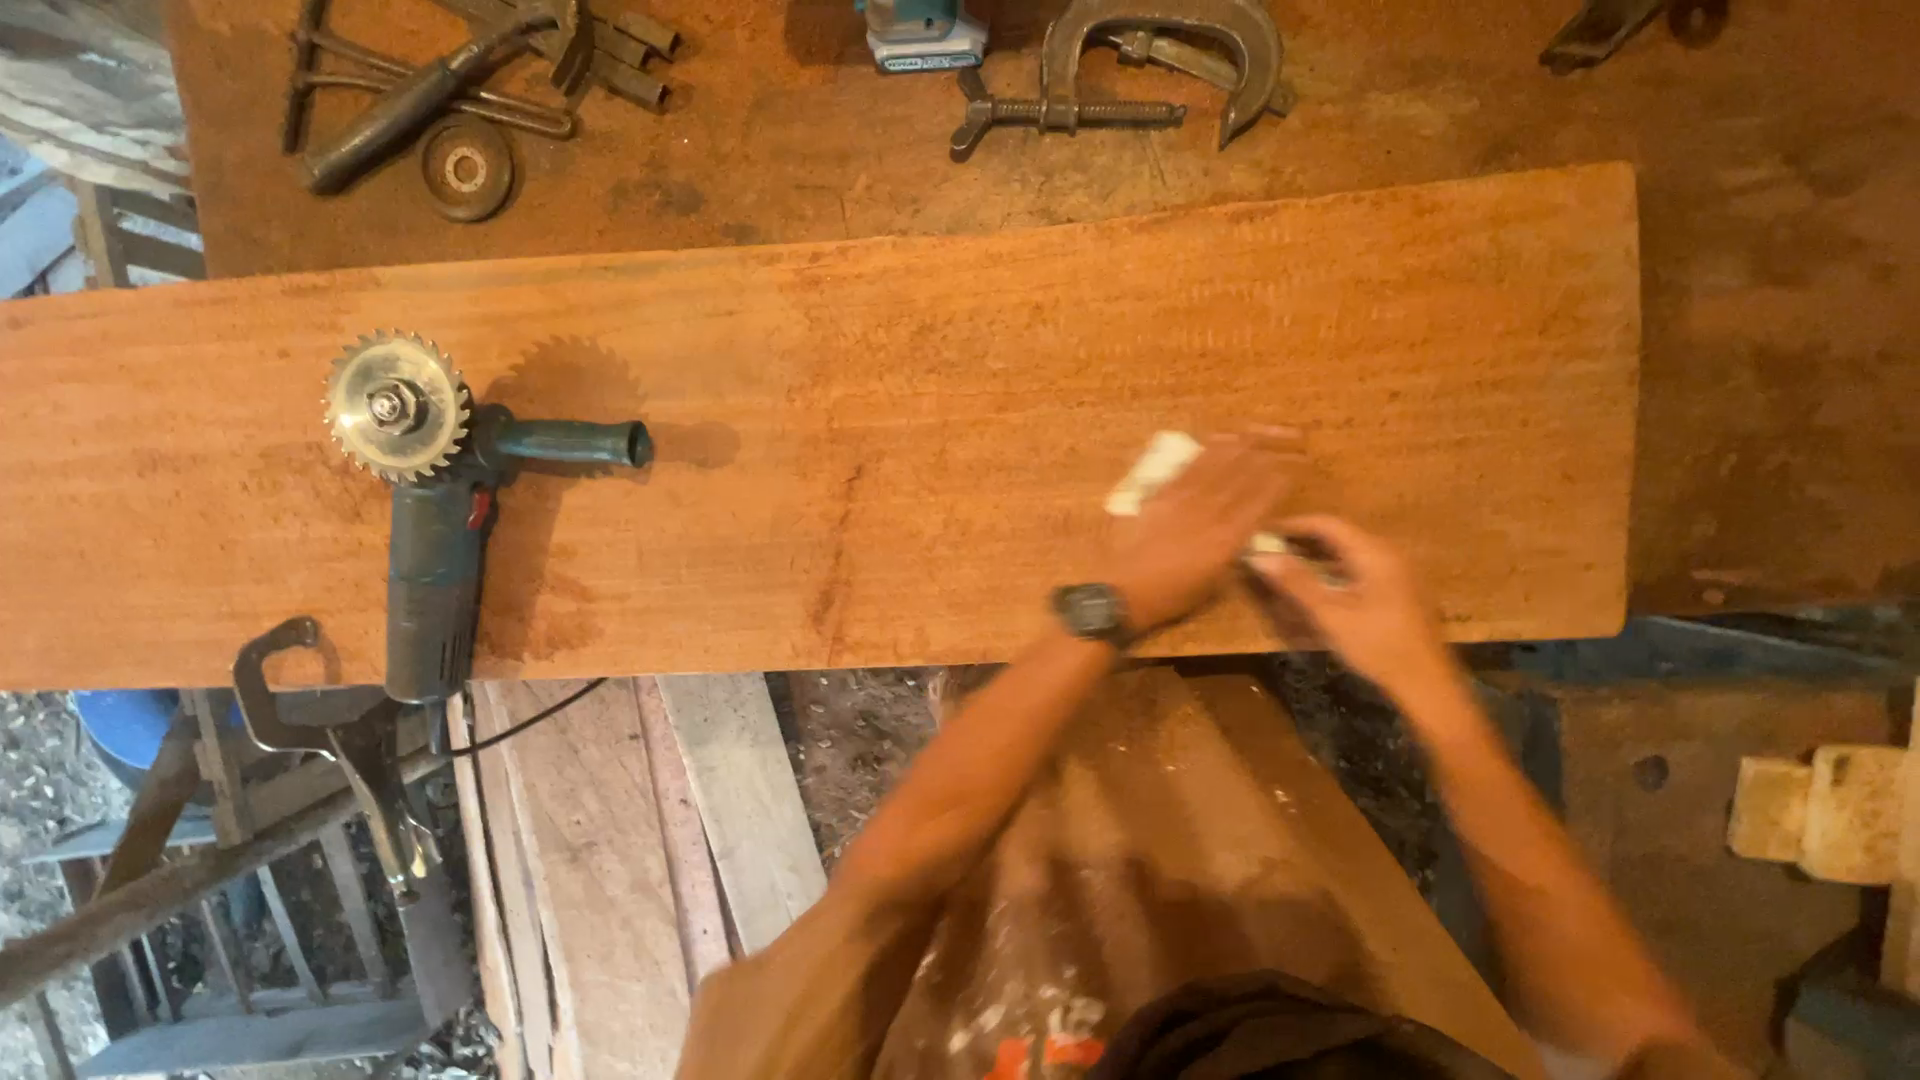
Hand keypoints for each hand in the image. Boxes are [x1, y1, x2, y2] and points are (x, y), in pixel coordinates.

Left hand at [1106, 428, 1303, 631]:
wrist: (1121, 592)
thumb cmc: (1168, 597)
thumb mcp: (1212, 585)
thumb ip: (1232, 556)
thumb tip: (1246, 535)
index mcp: (1227, 540)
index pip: (1261, 500)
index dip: (1282, 479)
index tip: (1299, 462)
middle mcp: (1209, 514)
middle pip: (1245, 475)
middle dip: (1271, 453)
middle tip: (1292, 436)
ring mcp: (1183, 500)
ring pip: (1219, 464)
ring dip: (1244, 444)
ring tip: (1264, 429)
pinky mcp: (1160, 494)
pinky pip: (1190, 466)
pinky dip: (1209, 450)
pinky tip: (1222, 438)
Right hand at [1249, 515, 1461, 703]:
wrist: (1426, 682)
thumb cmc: (1377, 645)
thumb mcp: (1330, 614)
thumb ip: (1296, 582)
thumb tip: (1260, 556)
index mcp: (1374, 554)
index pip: (1327, 524)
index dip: (1293, 526)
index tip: (1263, 535)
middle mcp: (1389, 554)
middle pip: (1339, 535)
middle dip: (1302, 541)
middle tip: (1270, 552)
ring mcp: (1398, 572)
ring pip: (1350, 552)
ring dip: (1318, 556)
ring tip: (1287, 568)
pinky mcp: (1400, 589)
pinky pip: (1361, 567)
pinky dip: (1334, 570)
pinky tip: (1319, 587)